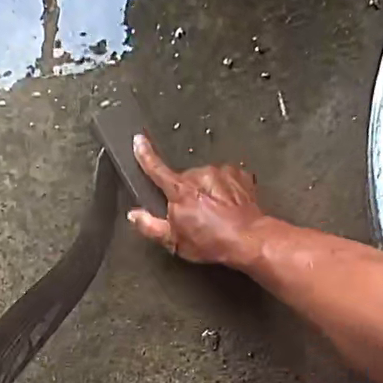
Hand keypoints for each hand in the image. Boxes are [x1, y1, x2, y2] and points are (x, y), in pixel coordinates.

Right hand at [126, 134, 279, 268]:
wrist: (247, 239)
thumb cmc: (212, 241)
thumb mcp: (173, 241)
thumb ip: (149, 226)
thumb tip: (134, 216)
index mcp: (179, 190)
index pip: (156, 168)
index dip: (145, 154)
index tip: (139, 141)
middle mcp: (199, 175)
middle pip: (184, 181)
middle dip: (185, 195)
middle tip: (193, 218)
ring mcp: (220, 173)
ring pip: (205, 180)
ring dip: (206, 193)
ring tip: (213, 215)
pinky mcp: (238, 175)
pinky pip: (224, 180)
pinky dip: (223, 192)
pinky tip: (226, 208)